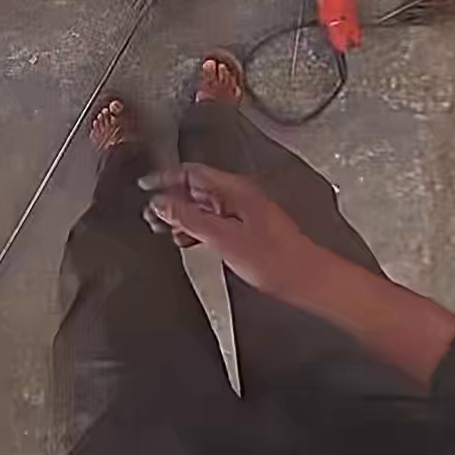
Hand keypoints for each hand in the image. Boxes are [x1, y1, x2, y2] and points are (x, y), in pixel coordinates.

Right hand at [140, 163, 322, 300]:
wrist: (309, 281)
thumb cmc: (275, 259)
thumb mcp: (223, 238)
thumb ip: (189, 218)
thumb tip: (160, 202)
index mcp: (233, 190)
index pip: (191, 172)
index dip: (165, 177)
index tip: (145, 185)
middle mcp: (236, 196)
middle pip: (194, 189)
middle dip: (169, 200)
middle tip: (150, 214)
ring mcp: (240, 212)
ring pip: (201, 207)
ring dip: (179, 216)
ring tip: (161, 229)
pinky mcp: (243, 229)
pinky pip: (210, 221)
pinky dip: (194, 228)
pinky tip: (184, 240)